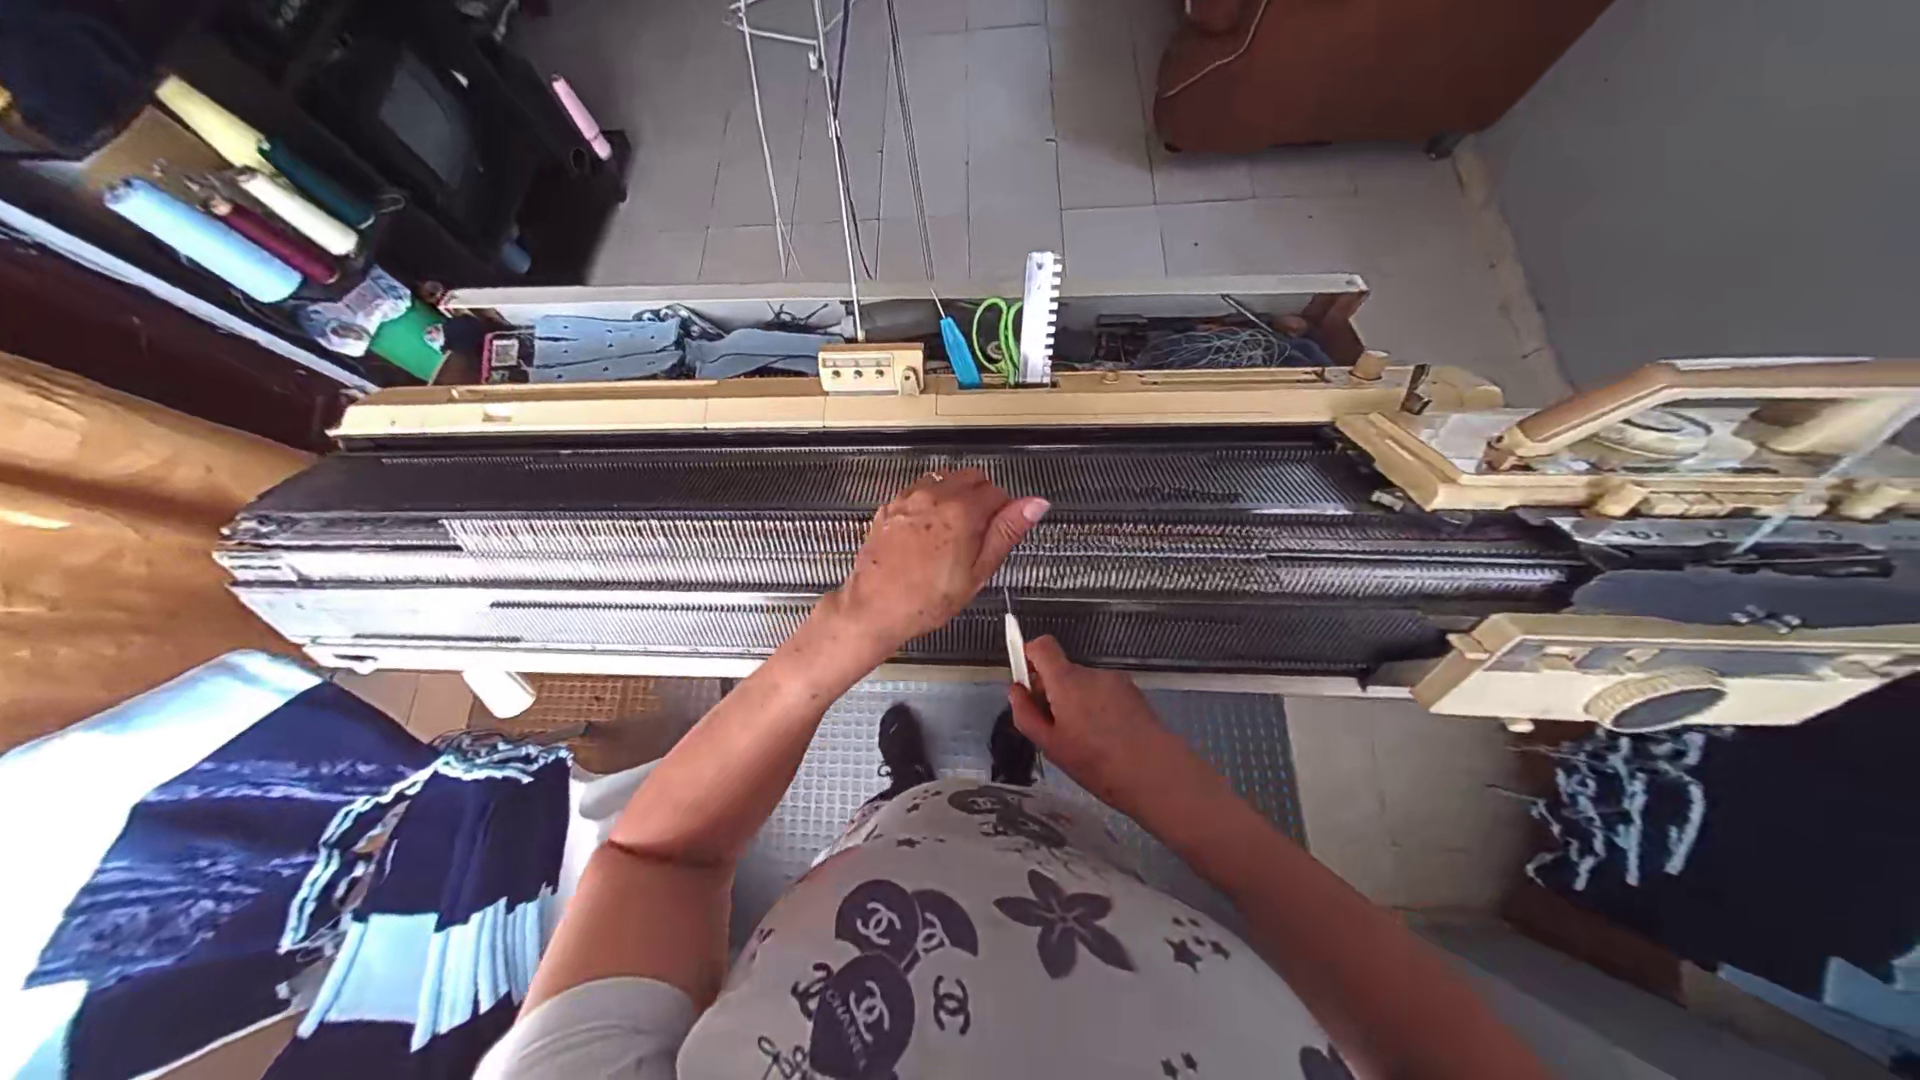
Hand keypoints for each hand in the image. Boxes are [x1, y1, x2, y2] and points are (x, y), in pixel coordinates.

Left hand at [831, 469, 1048, 650]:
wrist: (876, 608)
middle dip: (981, 498)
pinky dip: (930, 501)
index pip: (998, 492)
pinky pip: (920, 489)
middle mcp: (934, 496)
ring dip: (956, 496)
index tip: (997, 533)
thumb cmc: (924, 599)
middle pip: (973, 477)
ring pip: (946, 479)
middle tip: (977, 534)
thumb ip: (1007, 531)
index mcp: (961, 511)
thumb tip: (1035, 505)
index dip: (1004, 513)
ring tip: (952, 534)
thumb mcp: (978, 571)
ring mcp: (909, 498)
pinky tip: (929, 531)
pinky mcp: (892, 505)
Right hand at [1007, 636, 1218, 819]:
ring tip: (1086, 741)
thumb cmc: (1097, 763)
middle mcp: (1091, 673)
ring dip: (1077, 703)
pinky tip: (1107, 739)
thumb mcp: (1051, 746)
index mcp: (1067, 681)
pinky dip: (1098, 708)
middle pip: (1062, 670)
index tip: (1026, 681)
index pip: (1042, 645)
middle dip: (1053, 692)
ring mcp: (1115, 681)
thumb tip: (1016, 690)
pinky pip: (1104, 693)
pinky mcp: (1133, 692)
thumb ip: (1027, 715)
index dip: (1029, 656)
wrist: (1157, 773)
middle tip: (1056, 729)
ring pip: (1083, 684)